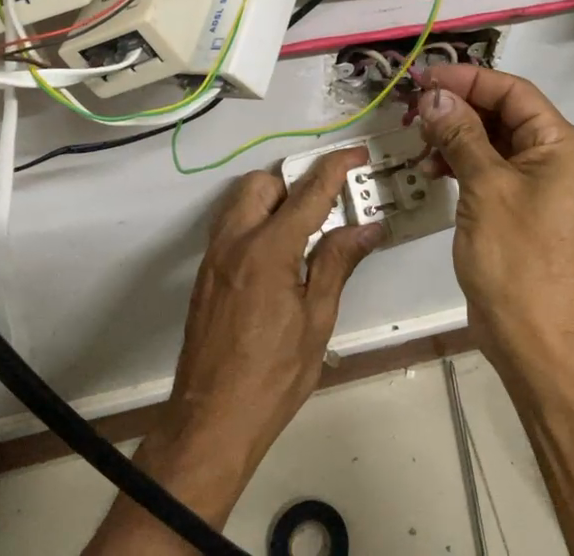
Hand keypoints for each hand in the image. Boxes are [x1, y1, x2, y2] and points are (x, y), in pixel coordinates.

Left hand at [164, 149, 383, 468]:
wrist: (212, 420)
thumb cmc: (274, 375)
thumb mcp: (317, 320)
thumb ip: (337, 263)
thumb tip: (368, 227)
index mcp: (268, 250)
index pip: (308, 193)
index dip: (336, 168)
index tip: (357, 154)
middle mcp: (234, 242)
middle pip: (262, 184)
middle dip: (295, 181)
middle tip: (327, 206)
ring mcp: (214, 258)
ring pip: (239, 202)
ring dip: (271, 199)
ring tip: (304, 227)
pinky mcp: (205, 275)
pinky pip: (230, 227)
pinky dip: (255, 221)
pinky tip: (279, 254)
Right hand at [413, 65, 573, 371]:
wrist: (537, 340)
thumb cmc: (516, 259)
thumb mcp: (485, 188)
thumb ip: (460, 135)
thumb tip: (434, 95)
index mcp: (562, 145)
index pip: (514, 92)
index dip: (468, 80)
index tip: (423, 79)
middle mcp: (557, 159)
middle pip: (505, 115)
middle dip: (459, 108)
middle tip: (413, 110)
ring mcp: (541, 187)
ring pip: (495, 143)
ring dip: (457, 137)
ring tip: (419, 142)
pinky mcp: (522, 211)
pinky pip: (492, 172)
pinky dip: (463, 165)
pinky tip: (433, 170)